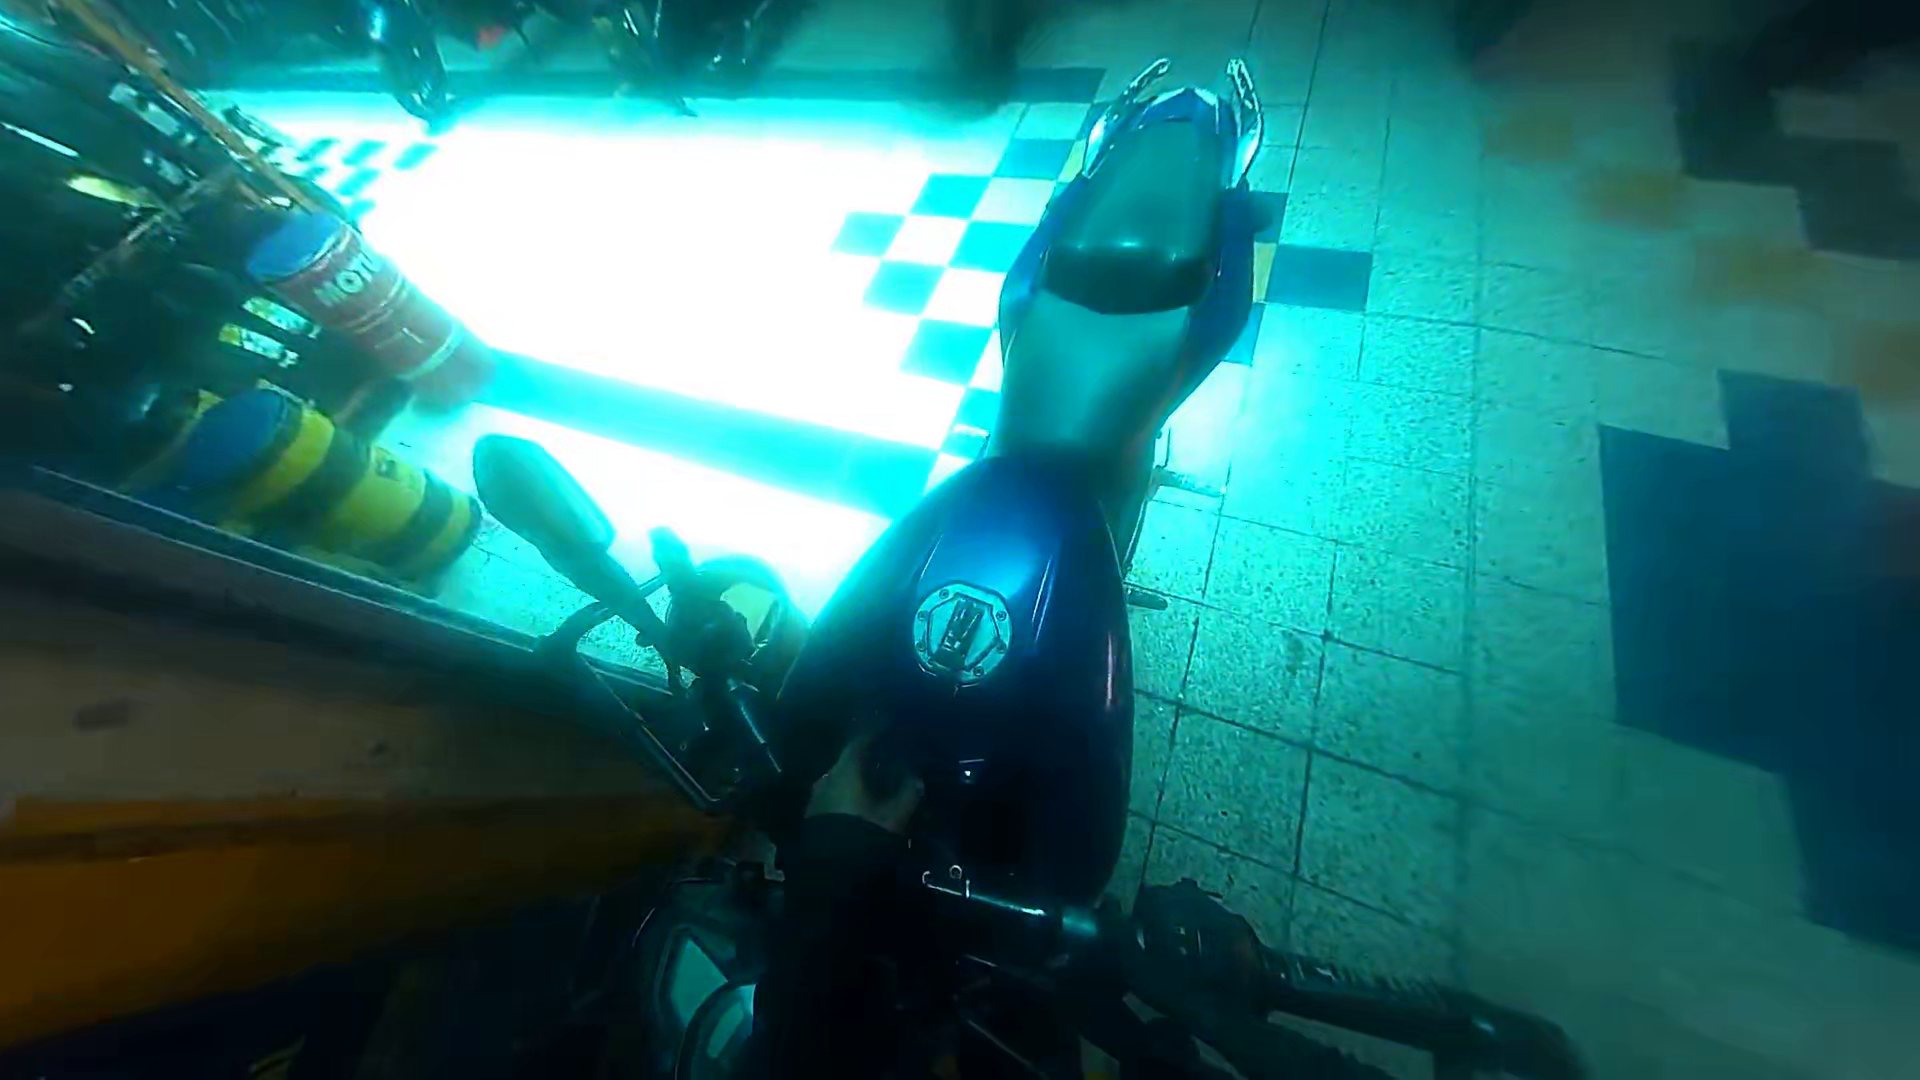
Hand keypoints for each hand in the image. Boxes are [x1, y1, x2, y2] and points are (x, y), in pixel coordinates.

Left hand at [806, 734, 923, 832]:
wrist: (828, 875)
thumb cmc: (863, 836)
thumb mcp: (893, 818)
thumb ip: (908, 795)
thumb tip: (918, 778)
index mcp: (845, 772)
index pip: (858, 743)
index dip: (873, 734)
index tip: (886, 728)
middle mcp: (827, 779)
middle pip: (847, 761)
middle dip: (864, 759)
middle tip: (882, 759)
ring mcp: (815, 799)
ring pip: (837, 780)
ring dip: (853, 779)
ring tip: (870, 784)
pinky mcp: (811, 818)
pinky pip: (831, 796)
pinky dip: (844, 795)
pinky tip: (855, 805)